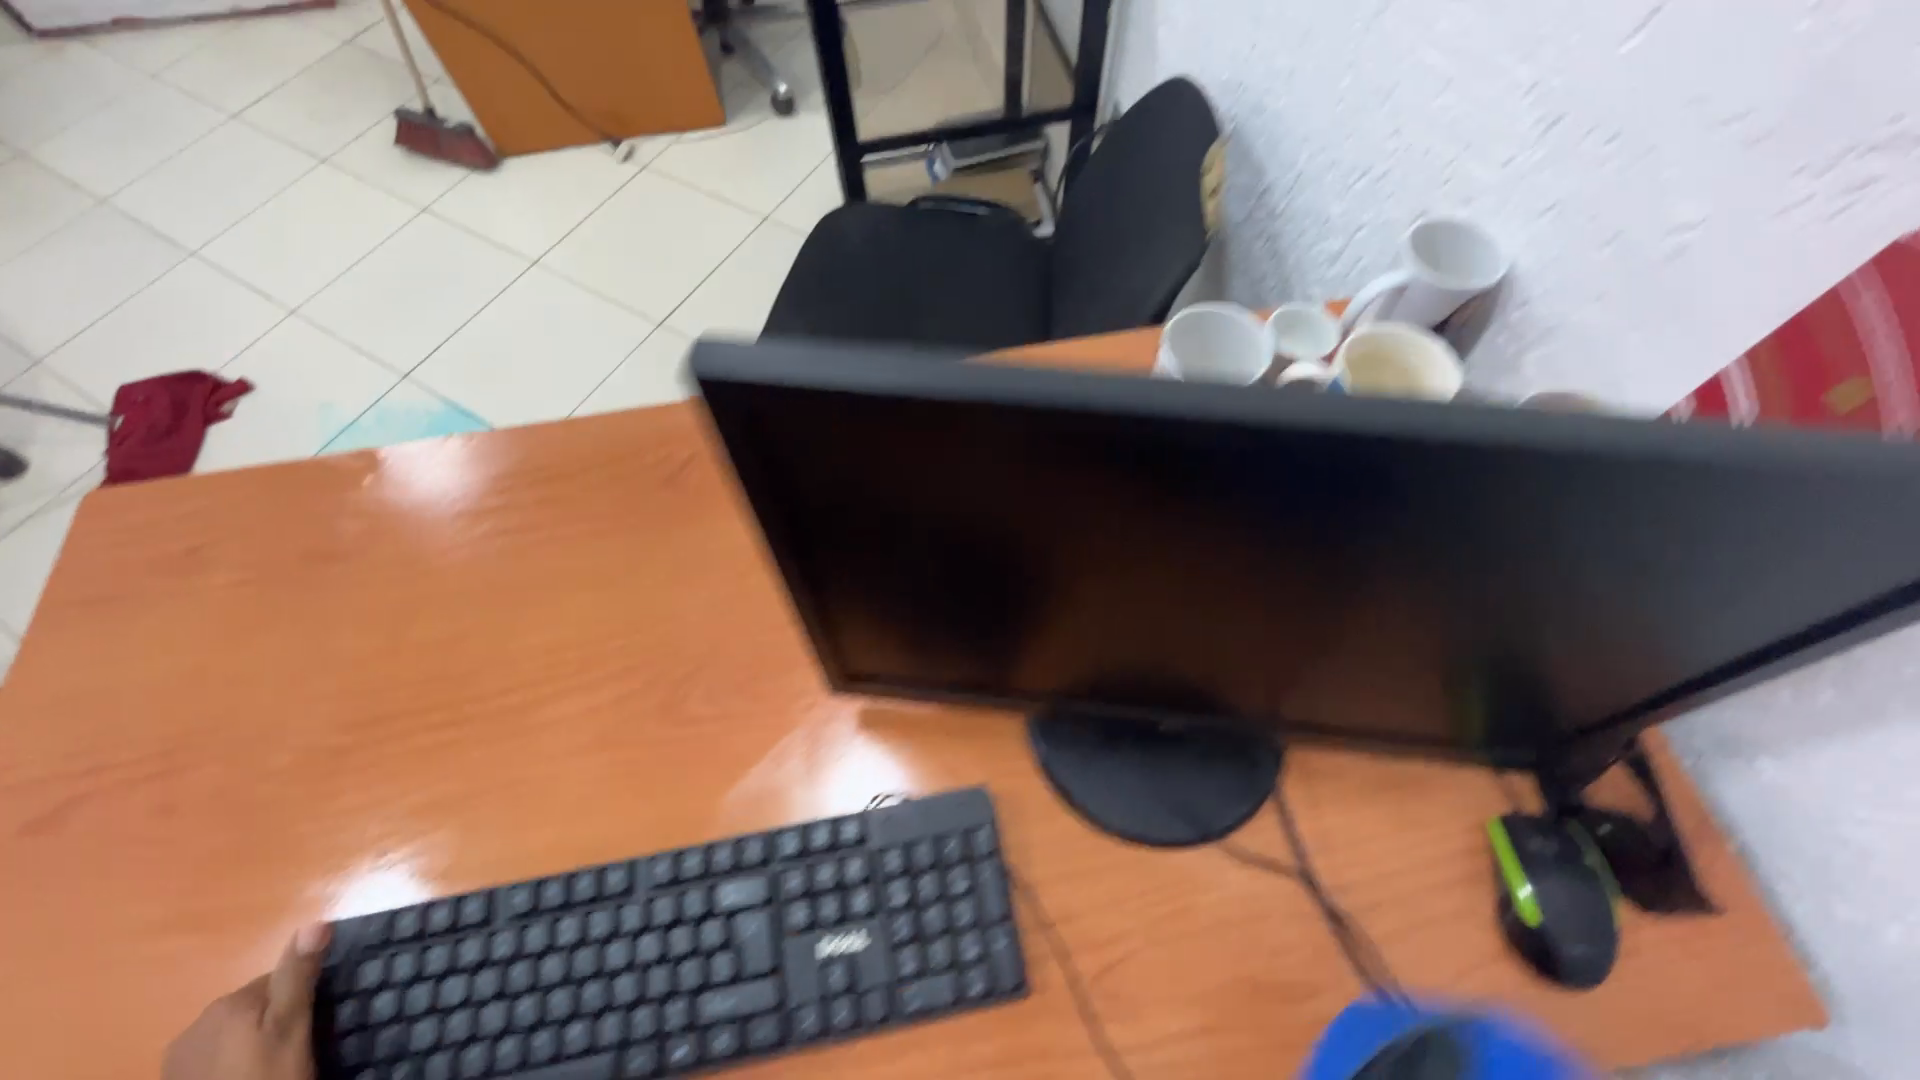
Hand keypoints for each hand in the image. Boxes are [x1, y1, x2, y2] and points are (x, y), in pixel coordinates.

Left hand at [163, 924, 330, 1079]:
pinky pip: (211, 1054)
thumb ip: (298, 976)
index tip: (317, 1021)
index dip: (303, 997)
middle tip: (298, 1046)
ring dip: (250, 1039)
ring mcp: (179, 1053)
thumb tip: (317, 920)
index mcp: (232, 1001)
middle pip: (254, 1003)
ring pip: (232, 1029)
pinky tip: (241, 1077)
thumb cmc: (268, 1079)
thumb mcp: (292, 1029)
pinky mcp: (172, 1079)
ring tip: (270, 1065)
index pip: (281, 978)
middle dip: (276, 1017)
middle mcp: (199, 1019)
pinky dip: (228, 1061)